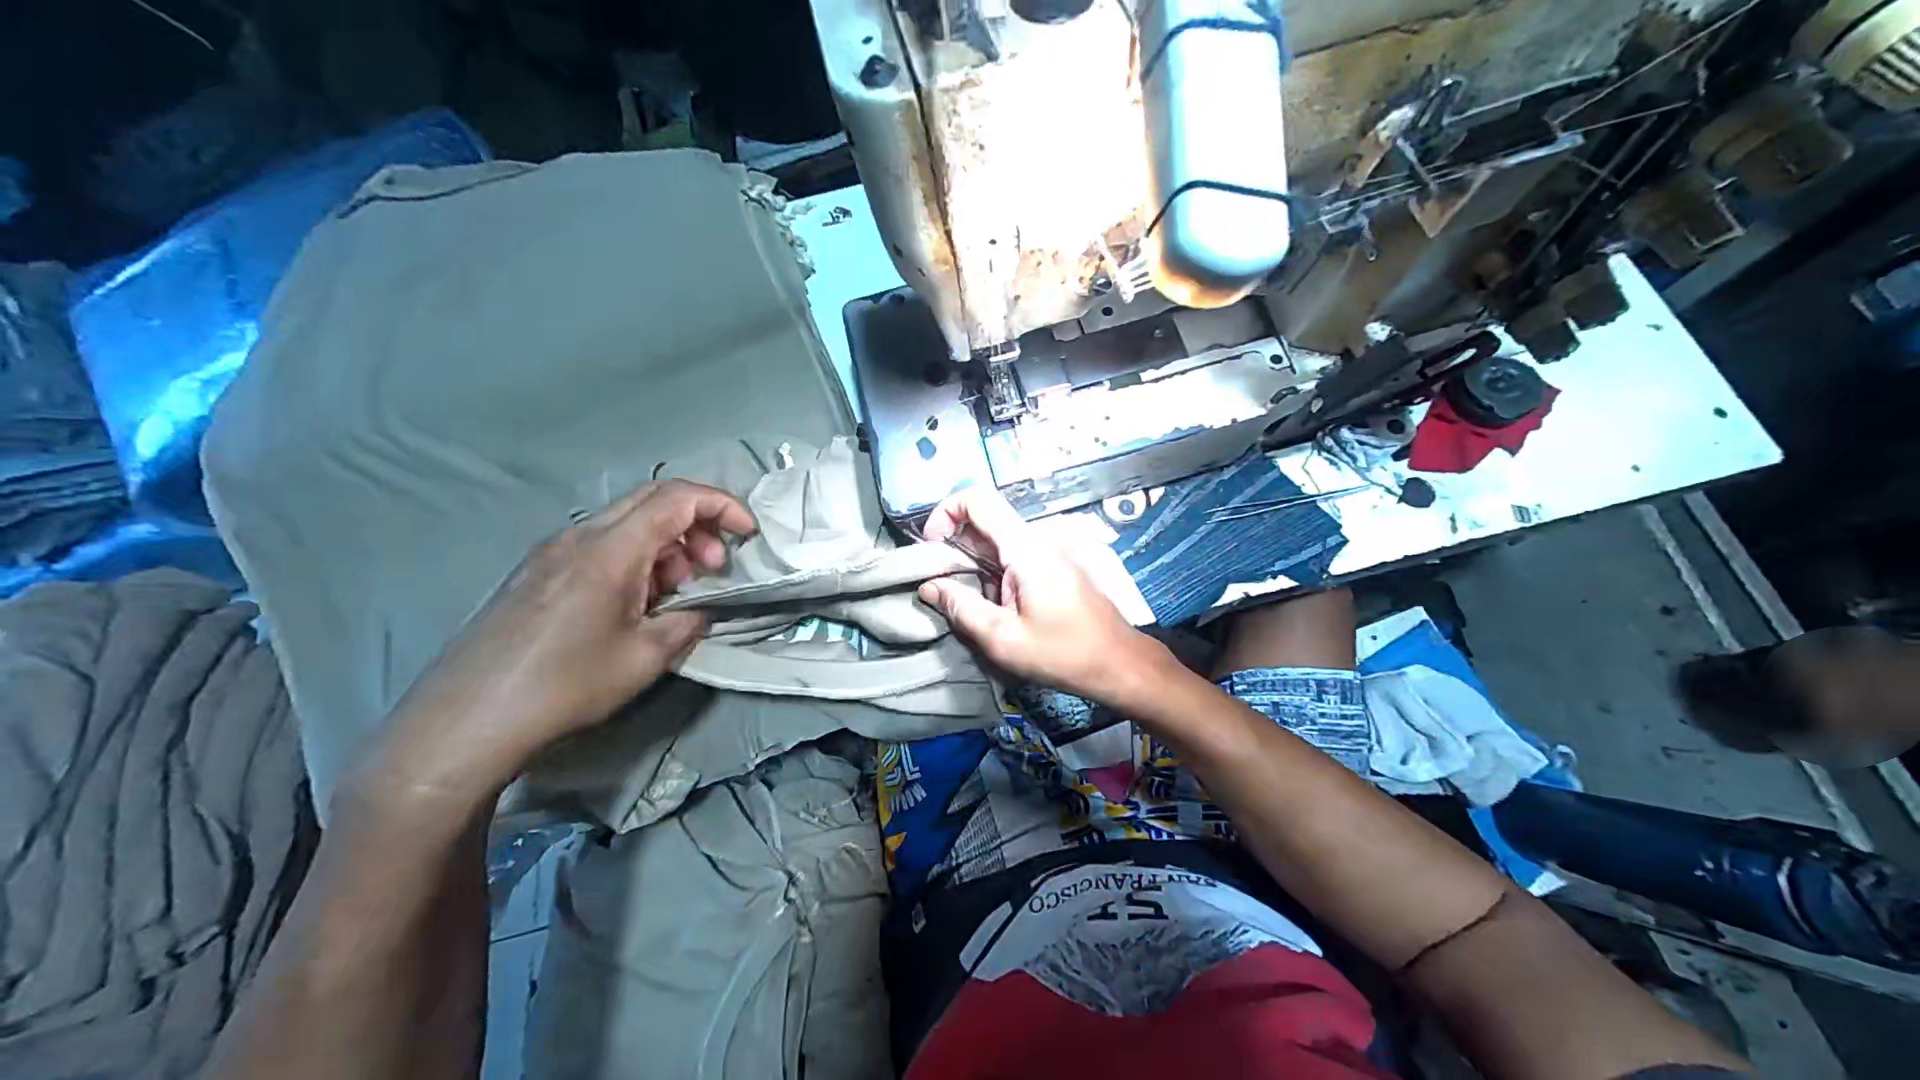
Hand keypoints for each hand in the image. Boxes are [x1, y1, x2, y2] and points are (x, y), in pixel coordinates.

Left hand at [355, 480, 756, 814]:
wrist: (467, 717)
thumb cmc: (565, 685)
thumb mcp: (645, 658)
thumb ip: (687, 622)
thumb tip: (701, 609)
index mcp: (610, 549)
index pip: (677, 497)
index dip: (722, 506)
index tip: (748, 535)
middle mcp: (579, 536)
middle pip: (652, 499)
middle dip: (697, 523)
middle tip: (715, 566)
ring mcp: (552, 551)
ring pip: (625, 521)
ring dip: (666, 543)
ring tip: (677, 590)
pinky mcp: (537, 571)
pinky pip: (600, 543)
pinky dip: (635, 556)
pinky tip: (635, 600)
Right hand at [918, 487, 1165, 703]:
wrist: (1119, 664)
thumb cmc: (1063, 653)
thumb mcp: (1003, 639)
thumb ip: (962, 608)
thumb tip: (929, 587)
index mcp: (1026, 548)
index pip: (978, 499)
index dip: (945, 512)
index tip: (931, 548)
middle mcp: (1038, 540)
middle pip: (984, 522)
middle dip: (954, 548)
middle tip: (943, 586)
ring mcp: (1049, 552)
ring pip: (997, 542)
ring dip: (973, 566)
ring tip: (967, 603)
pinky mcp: (1055, 567)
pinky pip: (1014, 558)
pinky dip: (993, 574)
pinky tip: (993, 607)